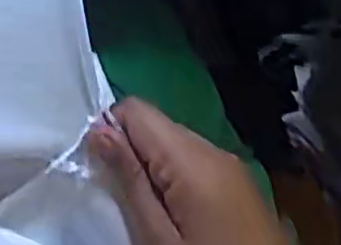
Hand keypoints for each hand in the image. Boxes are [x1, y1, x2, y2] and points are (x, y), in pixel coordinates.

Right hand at [87, 98, 285, 244]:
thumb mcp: (158, 241)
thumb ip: (129, 181)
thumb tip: (98, 129)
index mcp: (192, 156)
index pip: (136, 109)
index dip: (111, 132)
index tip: (99, 170)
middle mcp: (214, 148)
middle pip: (157, 126)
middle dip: (133, 152)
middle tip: (121, 201)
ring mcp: (232, 166)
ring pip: (176, 144)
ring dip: (155, 168)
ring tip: (150, 216)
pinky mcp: (242, 186)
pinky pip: (198, 164)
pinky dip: (179, 180)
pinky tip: (178, 219)